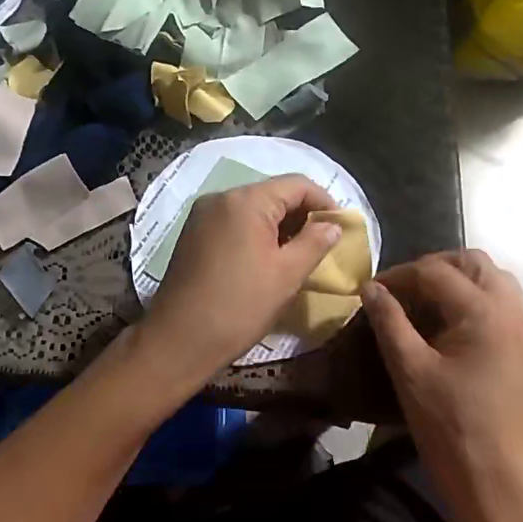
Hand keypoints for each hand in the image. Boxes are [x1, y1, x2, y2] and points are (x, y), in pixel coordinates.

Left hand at [141, 175, 342, 382]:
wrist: (180, 337)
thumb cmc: (240, 305)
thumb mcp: (287, 274)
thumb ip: (315, 242)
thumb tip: (333, 224)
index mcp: (244, 200)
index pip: (296, 184)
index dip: (324, 202)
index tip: (342, 228)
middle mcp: (219, 198)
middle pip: (271, 193)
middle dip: (300, 215)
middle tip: (322, 245)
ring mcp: (201, 216)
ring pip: (250, 209)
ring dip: (277, 226)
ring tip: (297, 255)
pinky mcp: (191, 235)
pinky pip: (231, 223)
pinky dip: (253, 234)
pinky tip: (265, 260)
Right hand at [360, 251, 522, 513]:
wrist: (500, 480)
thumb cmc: (449, 423)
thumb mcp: (408, 369)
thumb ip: (389, 321)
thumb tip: (371, 288)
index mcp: (484, 313)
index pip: (435, 271)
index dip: (398, 275)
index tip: (371, 292)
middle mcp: (514, 312)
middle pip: (475, 263)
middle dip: (434, 267)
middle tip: (402, 289)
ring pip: (495, 282)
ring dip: (458, 282)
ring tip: (424, 305)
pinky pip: (505, 306)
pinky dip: (475, 302)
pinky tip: (449, 329)